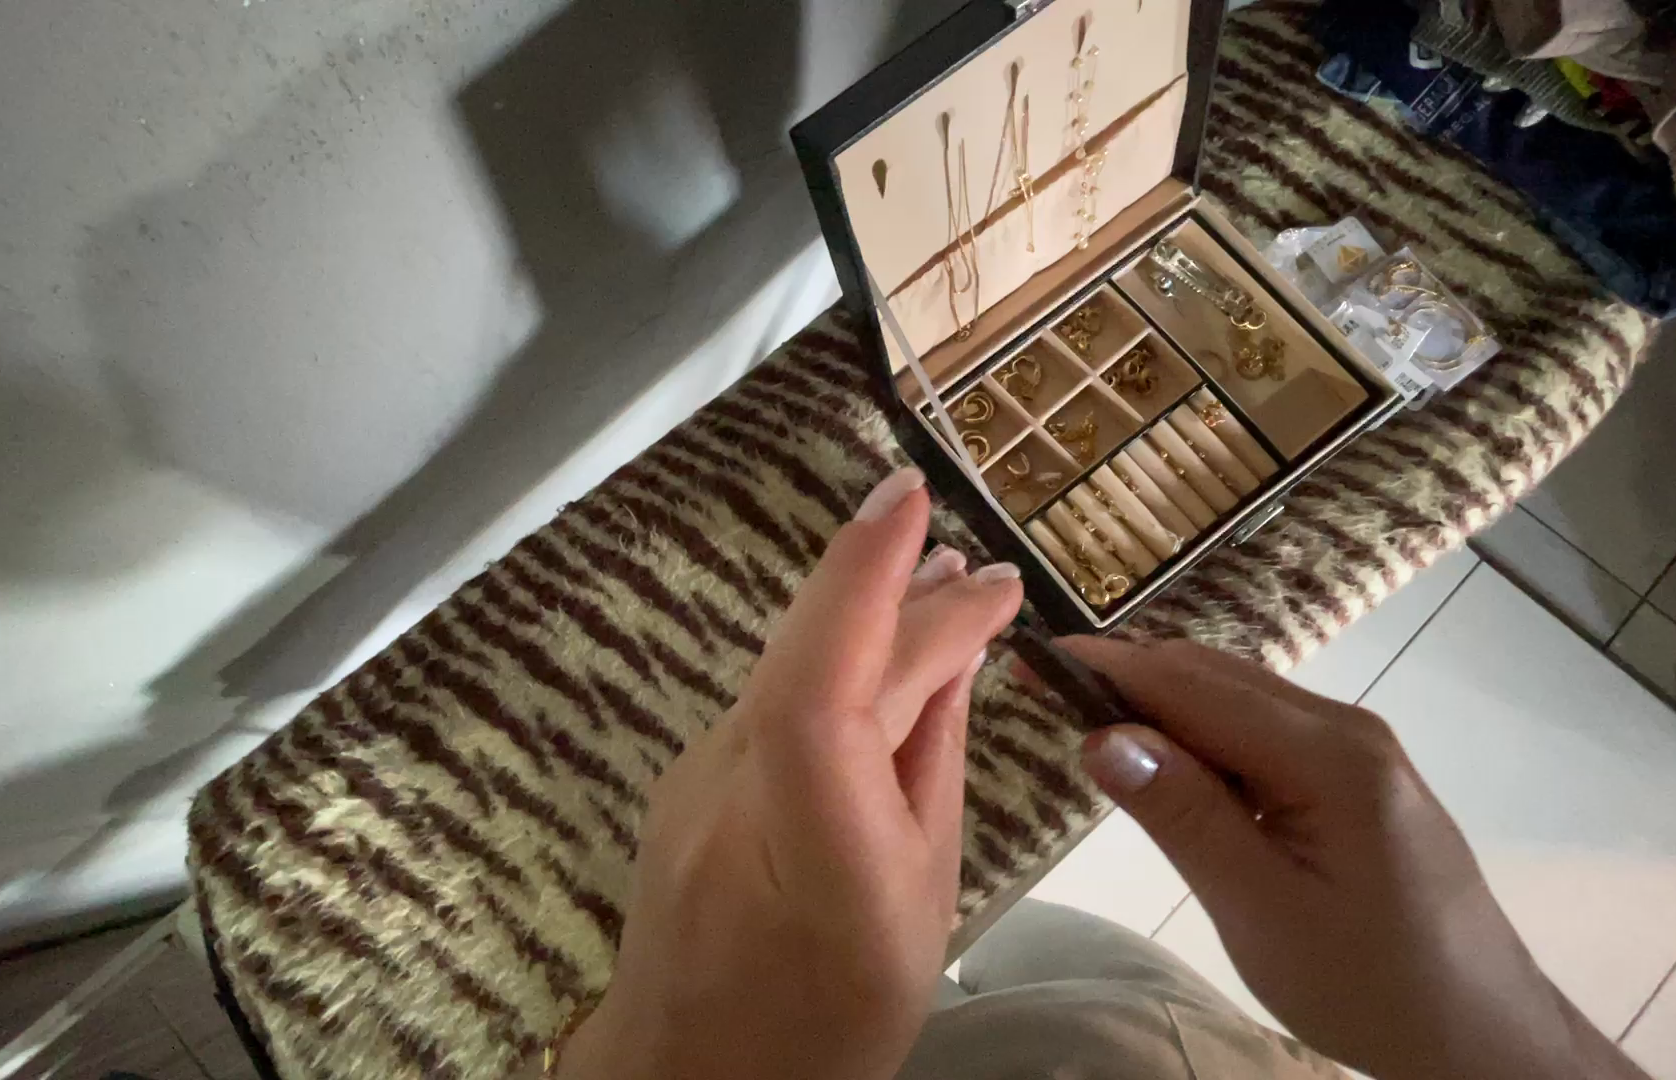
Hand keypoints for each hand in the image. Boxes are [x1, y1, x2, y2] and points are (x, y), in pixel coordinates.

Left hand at [555, 467, 1023, 1079]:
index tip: (911, 497)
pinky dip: (837, 660)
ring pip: (798, 662)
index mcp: (814, 838)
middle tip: (983, 571)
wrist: (692, 1066)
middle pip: (822, 653)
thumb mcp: (923, 894)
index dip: (864, 574)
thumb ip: (932, 760)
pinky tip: (882, 653)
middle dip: (903, 590)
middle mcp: (736, 782)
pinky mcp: (693, 764)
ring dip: (872, 615)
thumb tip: (956, 655)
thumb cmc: (832, 1010)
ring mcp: (700, 767)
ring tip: (943, 580)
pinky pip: (780, 692)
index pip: (826, 677)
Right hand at [1059, 638, 1650, 1079]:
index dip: (1105, 665)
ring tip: (1084, 715)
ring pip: (1225, 690)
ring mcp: (1347, 741)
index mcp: (1328, 755)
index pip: (1189, 685)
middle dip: (1120, 672)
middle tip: (1044, 689)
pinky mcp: (1343, 764)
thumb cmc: (1371, 987)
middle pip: (1206, 674)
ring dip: (1151, 696)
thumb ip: (1181, 814)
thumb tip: (1099, 737)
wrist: (1489, 1044)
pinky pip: (1247, 720)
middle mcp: (1341, 725)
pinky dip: (1187, 723)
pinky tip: (1159, 751)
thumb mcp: (1260, 909)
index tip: (1034, 658)